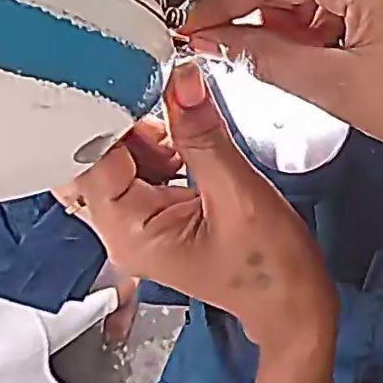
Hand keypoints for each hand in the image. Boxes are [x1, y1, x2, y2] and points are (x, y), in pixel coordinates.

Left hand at [55, 62, 338, 355]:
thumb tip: (181, 80)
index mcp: (129, 233)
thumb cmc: (269, 269)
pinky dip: (164, 148)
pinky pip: (145, 168)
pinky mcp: (160, 215)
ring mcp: (141, 223)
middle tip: (167, 107)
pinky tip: (191, 148)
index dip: (109, 116)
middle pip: (96, 158)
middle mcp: (123, 230)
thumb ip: (203, 135)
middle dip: (129, 125)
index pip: (90, 160)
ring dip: (149, 135)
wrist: (293, 301)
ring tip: (189, 136)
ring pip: (120, 159)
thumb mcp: (239, 194)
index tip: (135, 81)